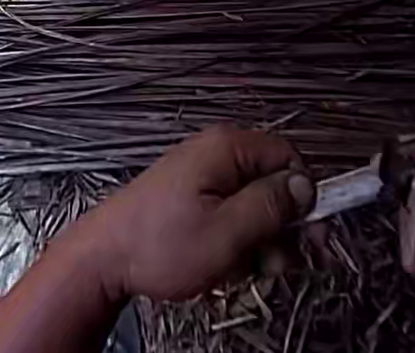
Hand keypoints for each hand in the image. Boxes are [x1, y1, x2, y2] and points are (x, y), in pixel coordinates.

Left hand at [67, 126, 314, 301]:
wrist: (105, 257)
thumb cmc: (162, 244)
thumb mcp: (226, 232)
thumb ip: (270, 206)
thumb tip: (306, 185)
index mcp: (226, 147)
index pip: (287, 156)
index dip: (303, 196)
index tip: (308, 238)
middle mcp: (217, 151)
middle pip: (272, 182)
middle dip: (278, 227)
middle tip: (270, 264)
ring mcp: (203, 172)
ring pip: (253, 203)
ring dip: (256, 241)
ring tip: (235, 267)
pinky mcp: (193, 193)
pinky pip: (230, 213)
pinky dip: (233, 240)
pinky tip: (219, 262)